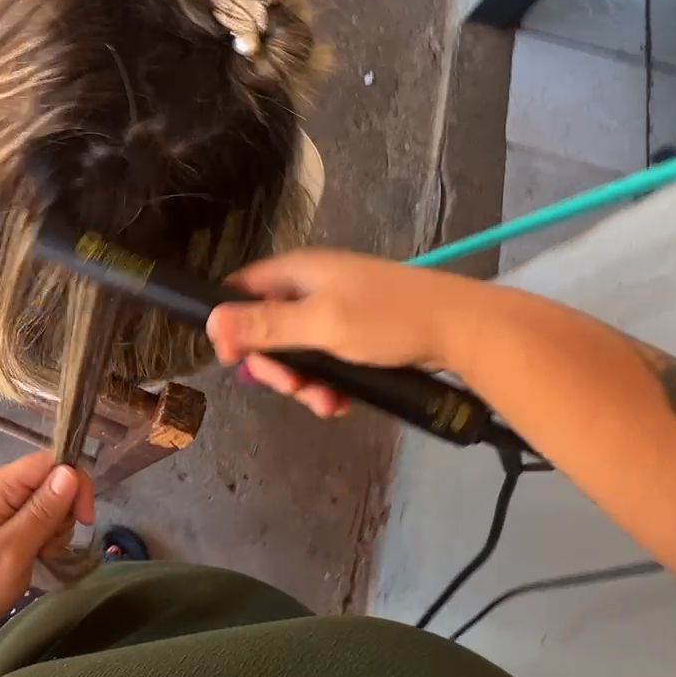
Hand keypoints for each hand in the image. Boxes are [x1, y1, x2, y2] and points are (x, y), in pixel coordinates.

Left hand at [0, 452, 93, 641]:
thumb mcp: (13, 549)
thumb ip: (43, 511)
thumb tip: (71, 472)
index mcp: (0, 484)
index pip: (52, 461)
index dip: (75, 484)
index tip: (84, 521)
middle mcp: (1, 487)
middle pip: (52, 482)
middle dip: (63, 513)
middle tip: (48, 547)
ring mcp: (0, 506)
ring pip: (49, 503)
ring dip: (54, 530)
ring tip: (37, 556)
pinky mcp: (2, 524)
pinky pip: (36, 520)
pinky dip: (43, 539)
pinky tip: (34, 558)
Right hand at [207, 249, 471, 417]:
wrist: (465, 331)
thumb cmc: (387, 320)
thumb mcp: (320, 325)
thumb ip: (265, 325)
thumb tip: (210, 323)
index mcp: (296, 273)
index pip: (240, 290)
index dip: (230, 324)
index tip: (235, 360)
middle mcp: (309, 287)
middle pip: (266, 328)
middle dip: (274, 364)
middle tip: (290, 388)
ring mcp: (333, 310)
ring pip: (295, 350)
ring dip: (303, 381)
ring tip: (324, 403)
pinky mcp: (354, 334)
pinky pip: (323, 360)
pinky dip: (326, 383)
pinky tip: (340, 403)